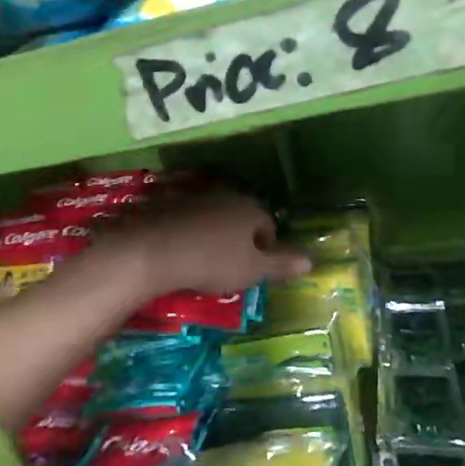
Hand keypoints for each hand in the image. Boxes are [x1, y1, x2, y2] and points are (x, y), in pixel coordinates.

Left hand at [93, 190, 310, 300]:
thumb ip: (281, 264)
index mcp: (249, 208)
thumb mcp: (251, 270)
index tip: (254, 269)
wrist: (153, 249)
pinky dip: (187, 231)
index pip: (267, 224)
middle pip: (240, 216)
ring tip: (204, 259)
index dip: (265, 248)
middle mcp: (224, 195)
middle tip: (231, 264)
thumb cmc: (211, 262)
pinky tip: (180, 250)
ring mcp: (193, 196)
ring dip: (212, 233)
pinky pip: (185, 218)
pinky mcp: (166, 202)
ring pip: (212, 215)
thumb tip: (311, 260)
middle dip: (239, 237)